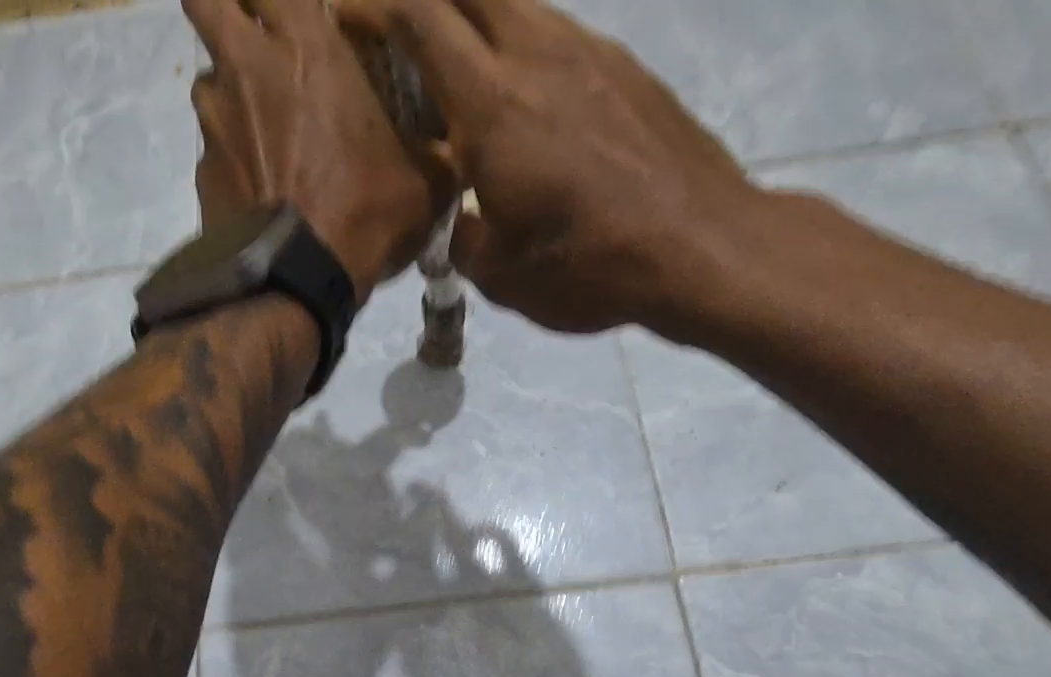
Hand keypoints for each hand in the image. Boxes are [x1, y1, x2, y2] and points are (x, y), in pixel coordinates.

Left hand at [184, 0, 455, 302]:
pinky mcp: (202, 169)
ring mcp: (216, 120)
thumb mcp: (424, 182)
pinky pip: (213, 144)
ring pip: (208, 79)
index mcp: (307, 50)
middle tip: (250, 29)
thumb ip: (431, 149)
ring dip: (230, 90)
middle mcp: (248, 69)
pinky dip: (232, 153)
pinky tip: (257, 182)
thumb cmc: (365, 215)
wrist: (294, 280)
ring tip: (261, 123)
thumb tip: (445, 154)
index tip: (289, 7)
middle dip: (221, 4)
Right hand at [340, 0, 766, 338]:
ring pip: (519, 7)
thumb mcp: (502, 275)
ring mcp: (590, 54)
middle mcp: (538, 57)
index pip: (420, 18)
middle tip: (402, 28)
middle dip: (425, 0)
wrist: (703, 246)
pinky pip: (560, 35)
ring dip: (479, 21)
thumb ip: (465, 238)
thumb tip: (461, 222)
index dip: (375, 6)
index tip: (347, 14)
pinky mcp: (627, 69)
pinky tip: (530, 97)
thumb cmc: (590, 268)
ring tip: (463, 66)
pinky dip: (525, 47)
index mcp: (492, 106)